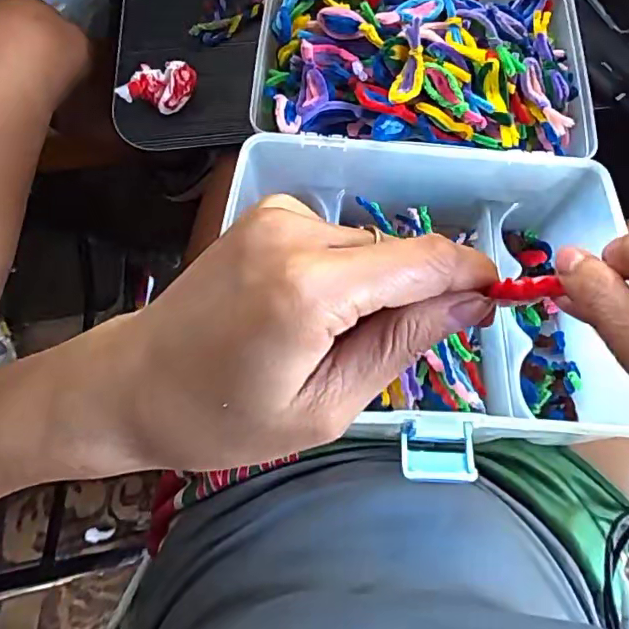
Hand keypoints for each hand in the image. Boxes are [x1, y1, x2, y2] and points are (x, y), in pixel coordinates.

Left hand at [105, 194, 496, 472]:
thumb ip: (404, 341)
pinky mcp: (267, 209)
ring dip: (373, 285)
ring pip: (368, 245)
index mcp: (310, 287)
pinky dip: (343, 270)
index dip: (468, 273)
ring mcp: (277, 212)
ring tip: (329, 336)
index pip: (421, 260)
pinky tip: (305, 307)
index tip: (496, 295)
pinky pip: (336, 237)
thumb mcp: (327, 405)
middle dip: (415, 292)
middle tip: (385, 349)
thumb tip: (472, 300)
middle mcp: (295, 230)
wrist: (133, 382)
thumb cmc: (224, 419)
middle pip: (396, 251)